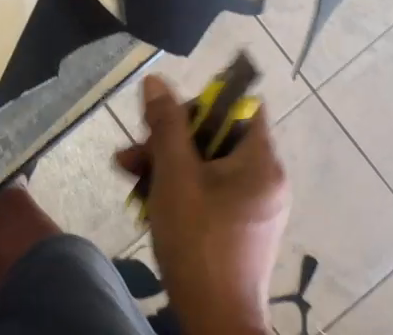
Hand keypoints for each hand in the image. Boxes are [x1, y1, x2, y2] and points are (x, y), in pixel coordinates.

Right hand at [115, 75, 290, 334]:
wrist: (216, 319)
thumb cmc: (199, 241)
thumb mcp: (175, 175)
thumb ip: (166, 125)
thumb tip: (156, 81)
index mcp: (261, 162)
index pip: (240, 106)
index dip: (203, 102)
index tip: (169, 115)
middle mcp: (264, 179)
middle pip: (215, 135)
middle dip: (170, 137)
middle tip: (136, 149)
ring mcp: (253, 205)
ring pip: (206, 163)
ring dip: (165, 162)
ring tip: (127, 171)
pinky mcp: (238, 226)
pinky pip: (208, 189)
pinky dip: (179, 186)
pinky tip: (144, 195)